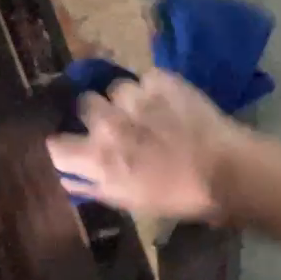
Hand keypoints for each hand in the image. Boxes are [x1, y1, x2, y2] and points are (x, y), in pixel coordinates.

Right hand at [45, 71, 248, 219]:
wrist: (225, 170)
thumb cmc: (179, 196)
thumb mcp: (129, 201)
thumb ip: (95, 185)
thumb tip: (71, 175)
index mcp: (97, 159)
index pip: (55, 144)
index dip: (66, 144)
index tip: (78, 143)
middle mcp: (108, 124)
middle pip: (84, 103)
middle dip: (98, 112)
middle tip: (120, 123)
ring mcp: (135, 98)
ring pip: (117, 87)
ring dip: (129, 98)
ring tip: (151, 110)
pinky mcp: (162, 80)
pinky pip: (148, 77)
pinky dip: (157, 87)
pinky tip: (172, 100)